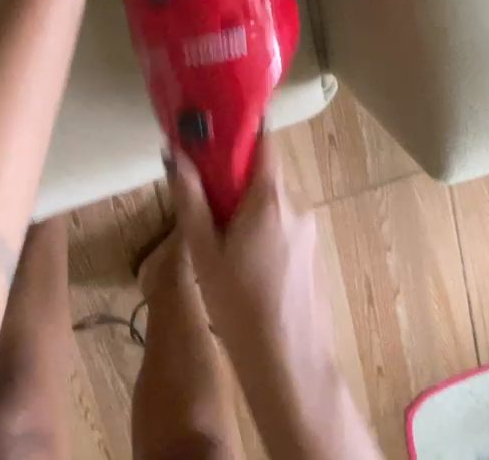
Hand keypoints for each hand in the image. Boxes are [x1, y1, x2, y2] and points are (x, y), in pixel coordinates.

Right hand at [165, 137, 339, 393]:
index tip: (211, 125)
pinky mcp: (311, 251)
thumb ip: (190, 198)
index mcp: (270, 197)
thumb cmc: (239, 305)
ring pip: (270, 199)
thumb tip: (177, 152)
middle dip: (231, 176)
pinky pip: (281, 222)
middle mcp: (296, 203)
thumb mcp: (204, 251)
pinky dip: (259, 226)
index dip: (238, 126)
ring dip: (244, 205)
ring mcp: (308, 228)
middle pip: (262, 171)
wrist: (289, 364)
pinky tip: (242, 260)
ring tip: (217, 238)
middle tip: (201, 197)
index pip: (262, 138)